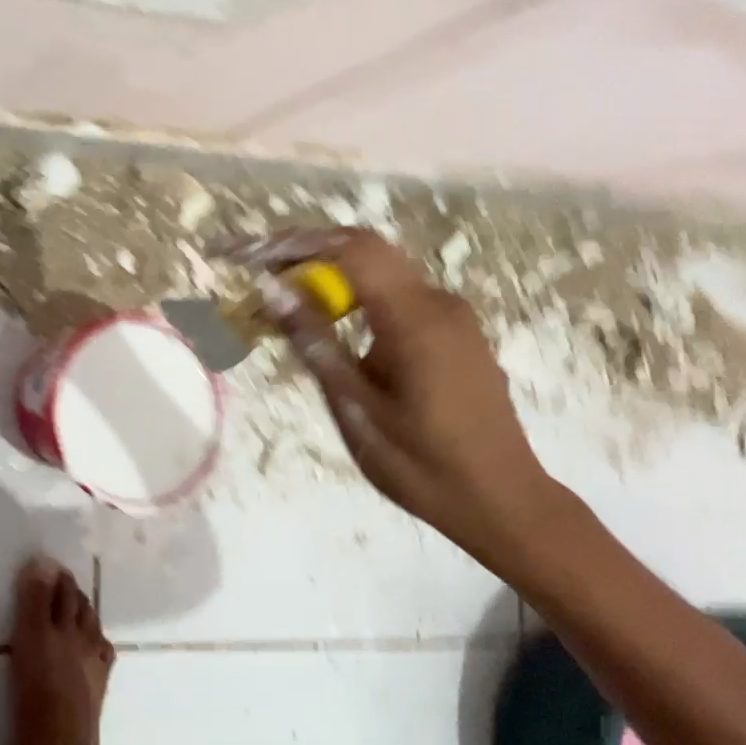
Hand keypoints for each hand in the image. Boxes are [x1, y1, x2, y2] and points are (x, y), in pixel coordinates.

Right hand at [225, 227, 563, 556]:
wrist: (503, 502)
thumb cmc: (422, 463)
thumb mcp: (354, 405)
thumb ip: (312, 340)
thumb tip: (270, 287)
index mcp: (416, 318)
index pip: (350, 249)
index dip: (290, 242)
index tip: (241, 255)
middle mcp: (439, 302)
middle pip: (363, 250)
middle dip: (300, 251)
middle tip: (247, 267)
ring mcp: (451, 315)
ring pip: (377, 271)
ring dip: (322, 271)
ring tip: (273, 292)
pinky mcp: (452, 331)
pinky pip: (392, 294)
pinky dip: (348, 292)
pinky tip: (319, 316)